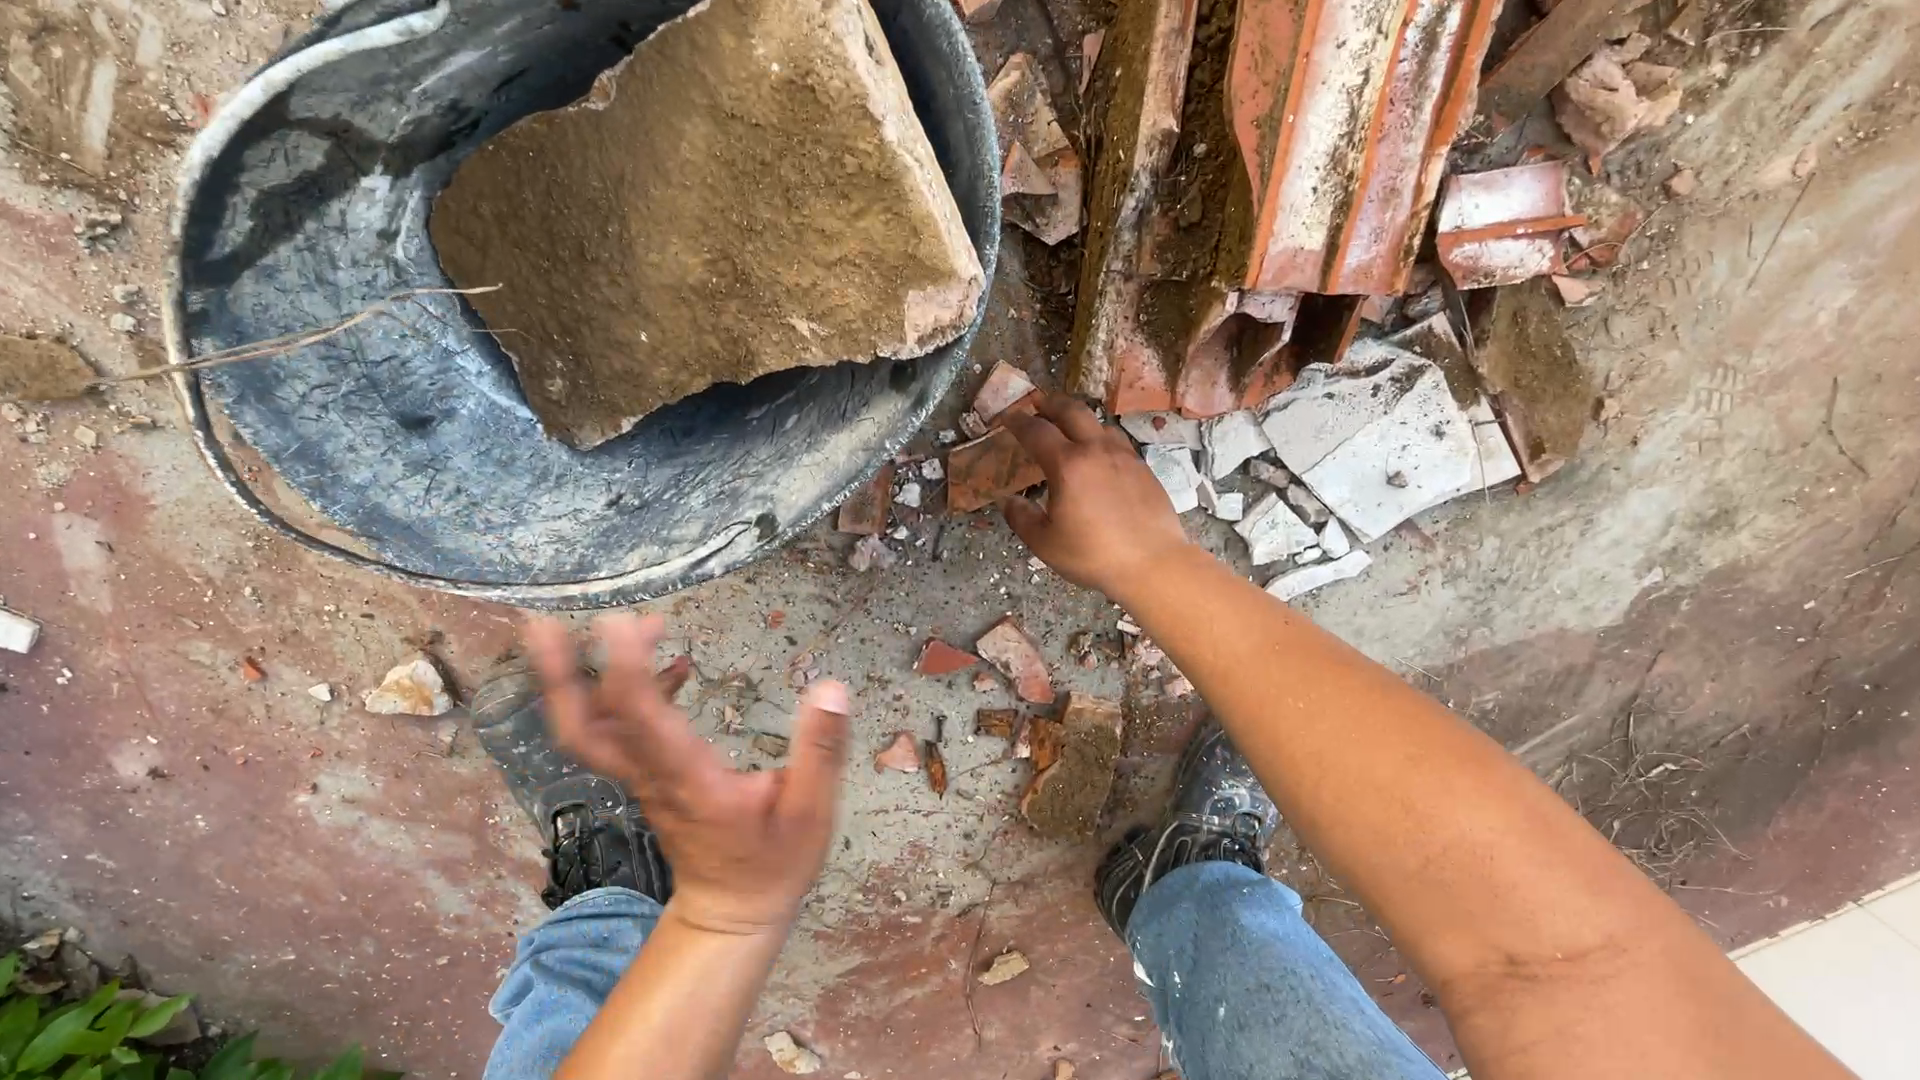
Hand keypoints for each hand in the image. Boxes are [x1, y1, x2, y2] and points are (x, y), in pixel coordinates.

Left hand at [523, 613, 850, 934]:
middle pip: (585, 727)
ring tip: (613, 623)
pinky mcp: (649, 780)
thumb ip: (820, 749)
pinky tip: (674, 665)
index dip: (625, 666)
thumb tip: (831, 687)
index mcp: (688, 778)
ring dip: (582, 678)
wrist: (732, 913)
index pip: (643, 717)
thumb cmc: (772, 862)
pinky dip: (629, 693)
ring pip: (593, 729)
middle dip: (560, 676)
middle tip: (544, 625)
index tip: (619, 622)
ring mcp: (644, 779)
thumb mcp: (811, 811)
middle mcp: (653, 775)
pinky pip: (622, 733)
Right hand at [1001, 395, 1194, 596]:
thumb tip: (1008, 500)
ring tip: (1069, 430)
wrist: (1152, 563)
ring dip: (1079, 419)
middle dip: (1050, 403)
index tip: (1006, 417)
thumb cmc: (1093, 554)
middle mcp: (1096, 450)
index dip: (1017, 421)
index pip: (1036, 431)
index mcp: (1067, 465)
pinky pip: (1117, 441)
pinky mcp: (1143, 468)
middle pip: (1071, 410)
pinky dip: (1100, 438)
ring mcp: (1124, 456)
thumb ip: (1021, 518)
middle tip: (1037, 405)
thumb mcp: (1045, 543)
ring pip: (1098, 423)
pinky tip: (1099, 456)